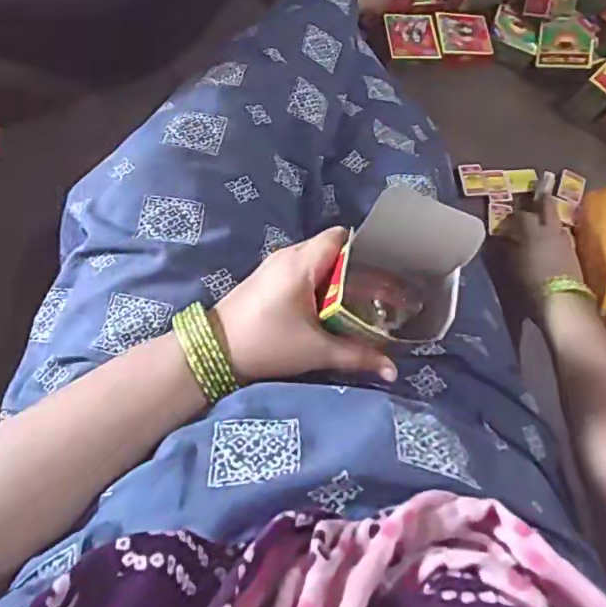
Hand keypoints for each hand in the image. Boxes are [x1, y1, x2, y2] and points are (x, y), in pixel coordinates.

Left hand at [213, 226, 397, 383]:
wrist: (213, 349)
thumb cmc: (266, 344)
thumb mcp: (315, 350)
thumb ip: (357, 355)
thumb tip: (392, 370)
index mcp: (301, 263)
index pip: (341, 236)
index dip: (365, 249)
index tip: (383, 271)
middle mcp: (287, 255)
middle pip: (331, 247)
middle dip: (354, 266)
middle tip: (375, 290)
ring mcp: (274, 264)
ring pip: (315, 258)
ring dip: (335, 275)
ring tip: (356, 299)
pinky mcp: (266, 277)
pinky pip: (300, 267)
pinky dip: (317, 280)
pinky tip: (326, 305)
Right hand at [498, 182, 586, 292]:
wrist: (563, 299)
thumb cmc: (532, 282)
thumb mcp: (515, 265)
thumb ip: (511, 248)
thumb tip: (508, 237)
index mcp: (533, 231)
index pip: (523, 214)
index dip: (516, 212)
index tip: (511, 212)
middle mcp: (552, 231)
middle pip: (548, 208)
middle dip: (543, 200)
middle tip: (539, 194)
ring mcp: (566, 240)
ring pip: (558, 222)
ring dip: (552, 219)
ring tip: (545, 222)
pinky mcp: (575, 252)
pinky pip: (564, 236)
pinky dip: (557, 234)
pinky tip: (554, 239)